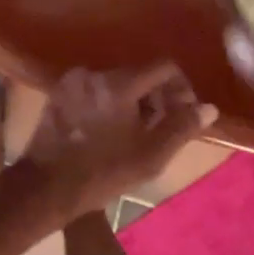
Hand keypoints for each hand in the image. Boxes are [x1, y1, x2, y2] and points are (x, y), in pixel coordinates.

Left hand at [19, 67, 216, 218]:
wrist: (45, 186)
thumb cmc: (101, 173)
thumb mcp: (150, 156)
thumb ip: (181, 127)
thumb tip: (208, 108)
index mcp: (117, 83)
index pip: (164, 67)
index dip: (181, 89)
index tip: (183, 115)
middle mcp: (94, 73)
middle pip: (139, 74)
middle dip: (156, 98)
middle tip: (161, 130)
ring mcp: (72, 82)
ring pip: (116, 83)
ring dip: (133, 102)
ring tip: (135, 135)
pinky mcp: (58, 94)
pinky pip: (95, 91)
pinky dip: (109, 104)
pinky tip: (109, 133)